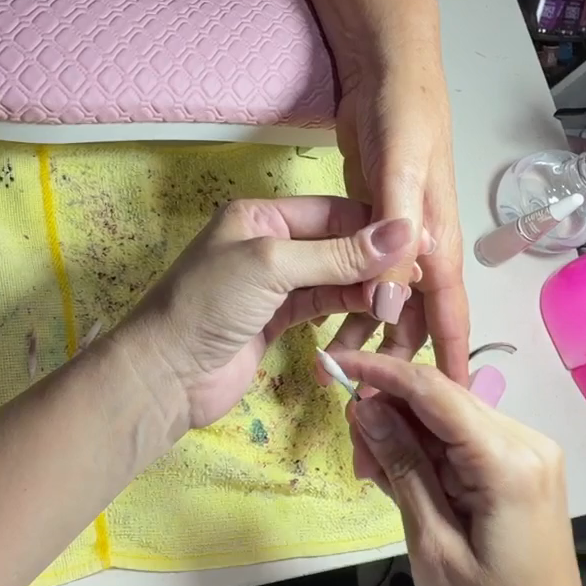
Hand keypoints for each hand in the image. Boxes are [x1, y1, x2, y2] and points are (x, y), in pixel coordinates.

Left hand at [114, 198, 414, 429]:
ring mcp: (272, 284)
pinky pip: (321, 306)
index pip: (331, 211)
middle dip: (373, 260)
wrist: (166, 374)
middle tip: (414, 278)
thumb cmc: (209, 305)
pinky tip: (374, 313)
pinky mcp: (276, 319)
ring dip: (364, 287)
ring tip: (399, 300)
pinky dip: (347, 309)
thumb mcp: (272, 266)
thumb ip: (338, 253)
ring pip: (332, 277)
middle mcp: (268, 243)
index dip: (374, 227)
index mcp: (260, 215)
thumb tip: (403, 232)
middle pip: (335, 244)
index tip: (418, 244)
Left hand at [329, 60, 469, 384]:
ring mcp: (384, 231)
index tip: (458, 396)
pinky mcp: (357, 220)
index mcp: (430, 233)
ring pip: (379, 294)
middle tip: (389, 394)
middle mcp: (413, 239)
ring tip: (351, 369)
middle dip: (405, 350)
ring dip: (369, 329)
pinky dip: (347, 300)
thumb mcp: (391, 180)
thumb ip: (387, 237)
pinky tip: (331, 324)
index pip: (445, 302)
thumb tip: (391, 304)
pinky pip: (353, 273)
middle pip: (411, 307)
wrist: (381, 69)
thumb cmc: (398, 117)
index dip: (450, 349)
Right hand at [331, 349, 585, 585]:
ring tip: (373, 475)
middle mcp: (527, 443)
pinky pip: (462, 443)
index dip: (380, 372)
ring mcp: (529, 456)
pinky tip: (401, 480)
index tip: (332, 361)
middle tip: (354, 456)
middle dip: (388, 413)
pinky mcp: (522, 471)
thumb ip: (402, 467)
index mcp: (510, 462)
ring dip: (404, 437)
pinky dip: (426, 454)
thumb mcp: (431, 546)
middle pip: (441, 400)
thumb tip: (365, 406)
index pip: (434, 391)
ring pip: (448, 419)